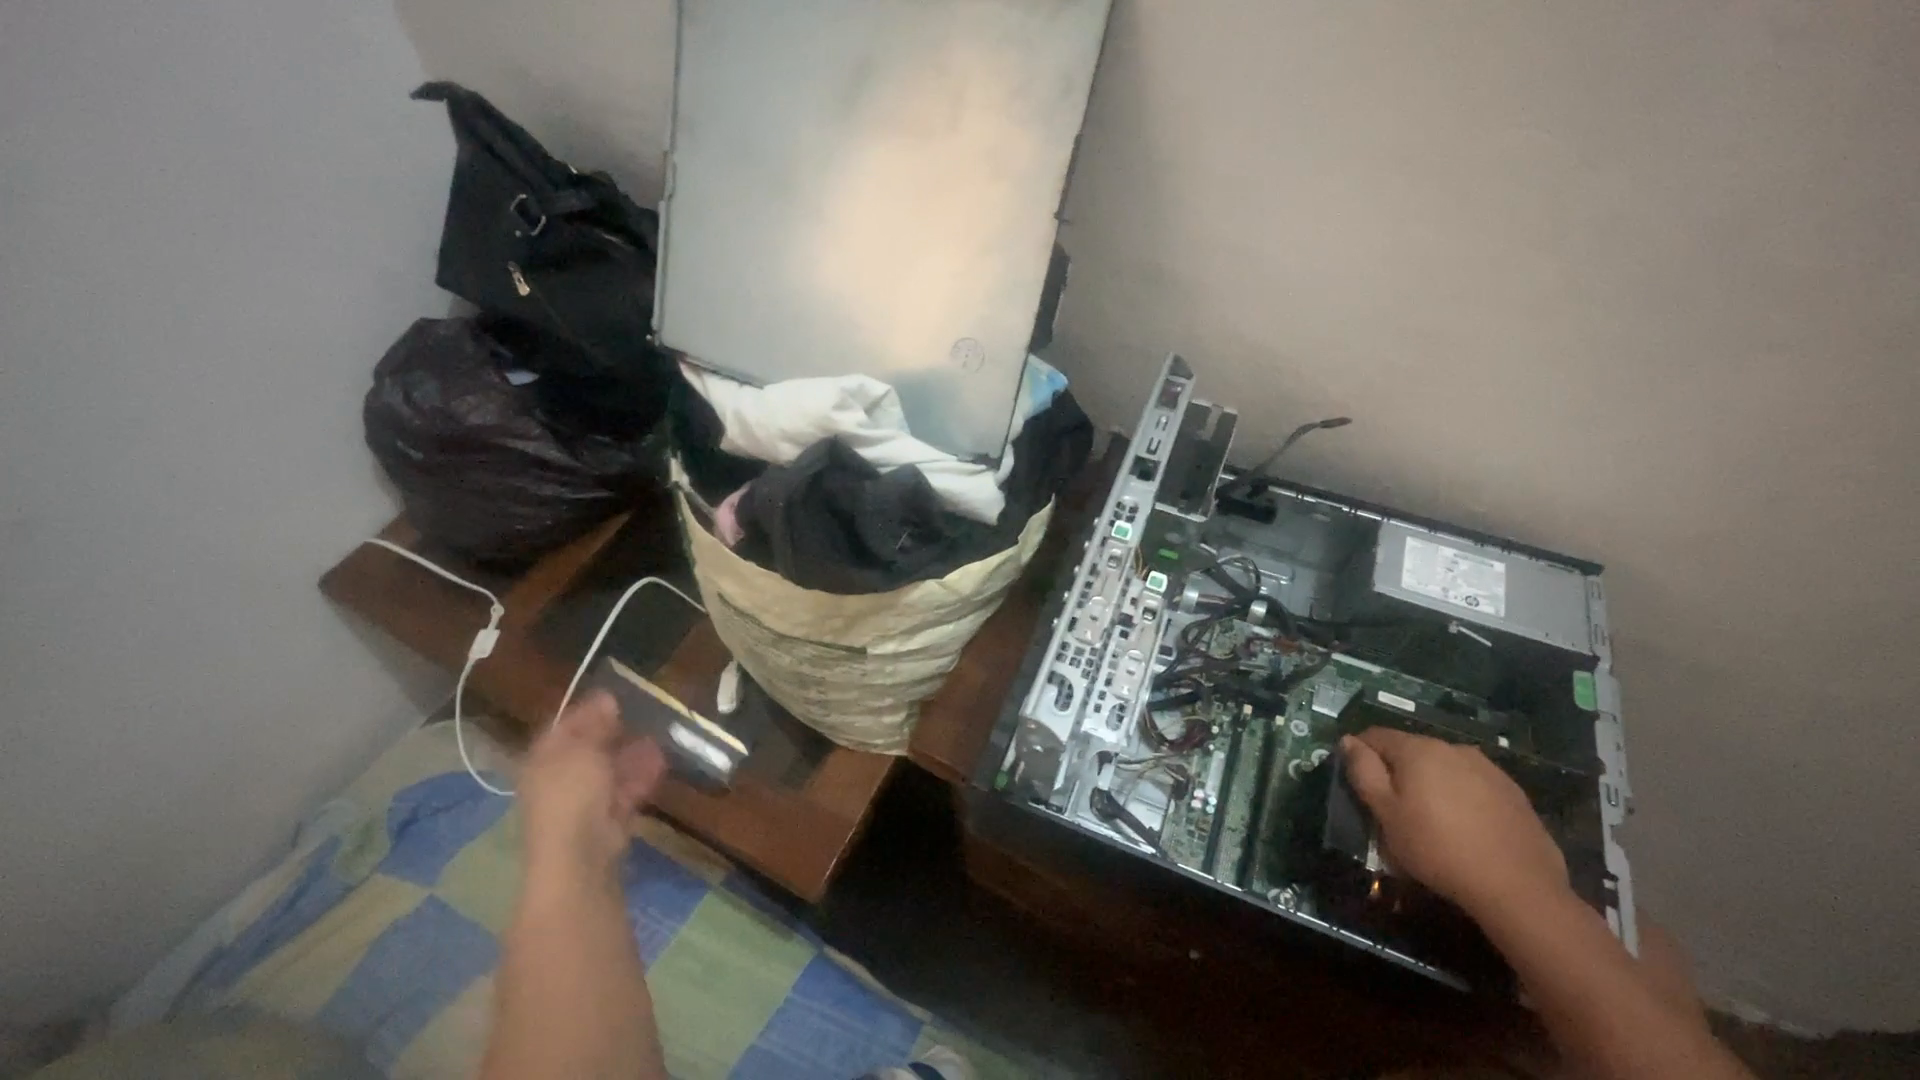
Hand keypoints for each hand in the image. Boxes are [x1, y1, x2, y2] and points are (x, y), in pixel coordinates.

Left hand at [519, 690, 666, 886]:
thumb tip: (606, 698)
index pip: (562, 728)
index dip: (587, 712)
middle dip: (613, 734)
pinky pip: (624, 793)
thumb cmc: (571, 797)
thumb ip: (596, 724)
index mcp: (542, 761)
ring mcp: (582, 805)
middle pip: (586, 751)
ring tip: (658, 737)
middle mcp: (558, 782)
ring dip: (630, 755)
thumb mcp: (583, 751)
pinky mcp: (606, 824)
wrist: (579, 861)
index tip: (615, 696)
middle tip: (641, 715)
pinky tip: (660, 763)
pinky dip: (639, 778)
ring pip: (608, 773)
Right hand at [1339, 727, 1568, 917]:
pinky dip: (1462, 797)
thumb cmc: (1437, 848)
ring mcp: (1489, 768)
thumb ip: (1363, 772)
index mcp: (1418, 749)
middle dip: (1398, 771)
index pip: (1376, 736)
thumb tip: (1348, 741)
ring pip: (1445, 766)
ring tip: (1432, 819)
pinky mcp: (1514, 792)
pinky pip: (1473, 784)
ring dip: (1432, 783)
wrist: (1517, 886)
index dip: (1359, 754)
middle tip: (1393, 808)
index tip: (1357, 782)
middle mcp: (1454, 748)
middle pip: (1412, 750)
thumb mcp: (1386, 814)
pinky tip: (1465, 827)